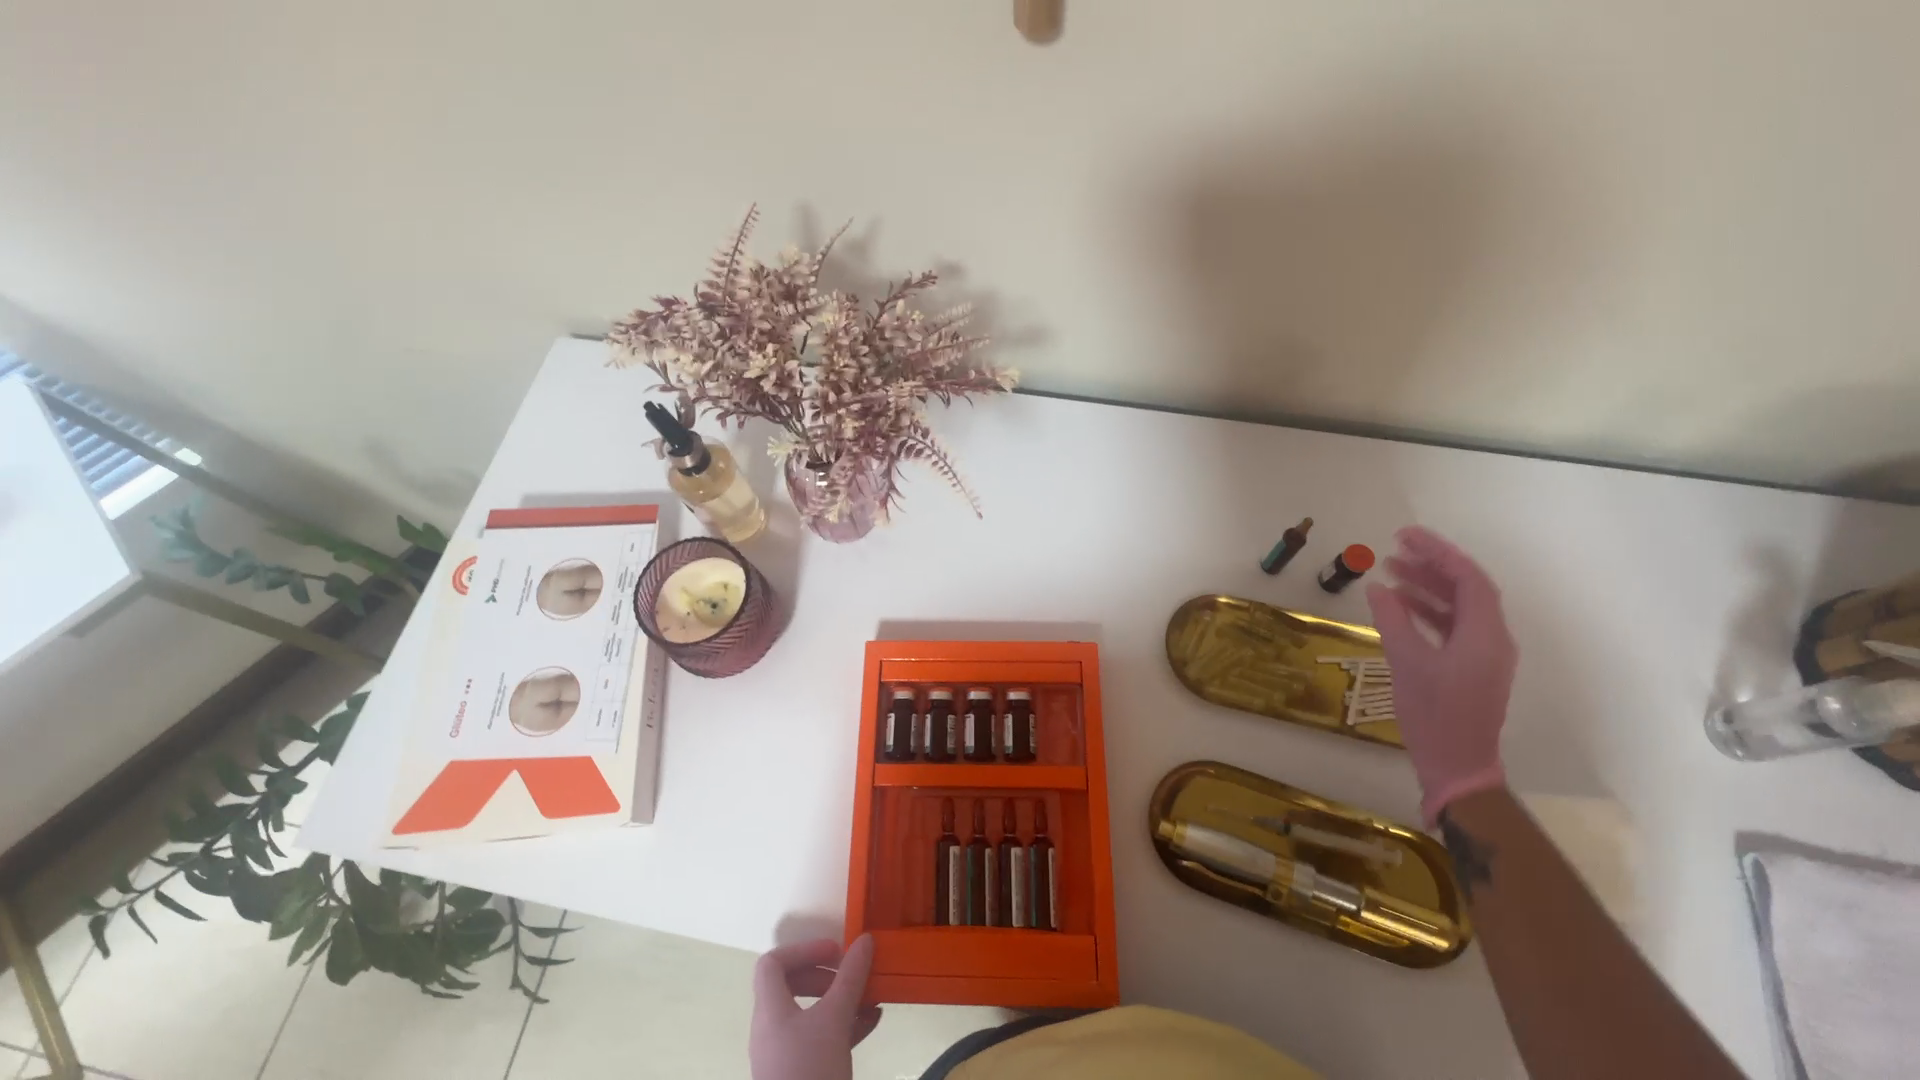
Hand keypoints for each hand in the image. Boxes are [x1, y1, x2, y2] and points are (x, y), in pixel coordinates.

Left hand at [749, 935, 881, 1079]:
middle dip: (826, 976)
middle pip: (791, 986)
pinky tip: (872, 1022)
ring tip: (870, 998)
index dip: (803, 950)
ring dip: (840, 1001)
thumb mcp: (835, 1019)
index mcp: (770, 1010)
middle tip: (852, 976)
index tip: (836, 952)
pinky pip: (819, 1039)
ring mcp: (783, 1053)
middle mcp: (771, 1029)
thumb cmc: (810, 1069)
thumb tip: (866, 940)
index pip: (773, 964)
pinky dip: (843, 1025)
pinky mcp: (799, 1073)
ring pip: (810, 1014)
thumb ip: (850, 977)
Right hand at [1366, 526, 1517, 824]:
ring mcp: (1485, 656)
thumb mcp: (1407, 663)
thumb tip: (1378, 587)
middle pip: (1467, 589)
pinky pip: (1454, 628)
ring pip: (1460, 608)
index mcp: (1485, 634)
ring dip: (1428, 589)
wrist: (1458, 766)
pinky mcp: (1474, 670)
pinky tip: (1400, 608)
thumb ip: (1392, 620)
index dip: (1438, 552)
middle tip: (1394, 549)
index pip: (1468, 578)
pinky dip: (1429, 613)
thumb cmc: (1433, 715)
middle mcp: (1493, 639)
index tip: (1405, 536)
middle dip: (1432, 566)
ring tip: (1390, 574)